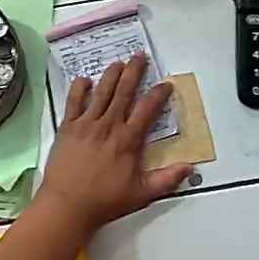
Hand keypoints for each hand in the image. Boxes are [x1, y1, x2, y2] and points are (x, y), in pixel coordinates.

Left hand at [37, 54, 192, 230]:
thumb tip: (191, 168)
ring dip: (110, 76)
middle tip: (139, 56)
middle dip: (133, 72)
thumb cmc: (105, 200)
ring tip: (118, 63)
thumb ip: (167, 179)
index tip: (165, 84)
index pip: (147, 109)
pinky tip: (83, 79)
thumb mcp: (142, 194)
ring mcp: (86, 124)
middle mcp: (108, 126)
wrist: (68, 203)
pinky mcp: (67, 127)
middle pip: (123, 93)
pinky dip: (78, 89)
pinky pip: (73, 102)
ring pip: (100, 93)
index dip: (158, 94)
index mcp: (128, 140)